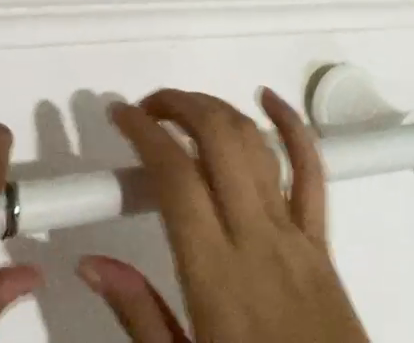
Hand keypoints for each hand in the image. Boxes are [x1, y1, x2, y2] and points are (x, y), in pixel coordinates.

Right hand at [78, 88, 368, 342]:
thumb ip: (139, 314)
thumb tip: (90, 263)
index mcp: (215, 275)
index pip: (177, 178)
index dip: (145, 133)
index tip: (120, 114)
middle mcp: (257, 240)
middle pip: (220, 142)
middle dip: (181, 106)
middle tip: (148, 108)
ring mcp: (295, 236)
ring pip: (258, 147)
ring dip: (219, 111)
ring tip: (185, 108)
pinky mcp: (323, 243)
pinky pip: (312, 173)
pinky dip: (293, 127)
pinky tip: (269, 99)